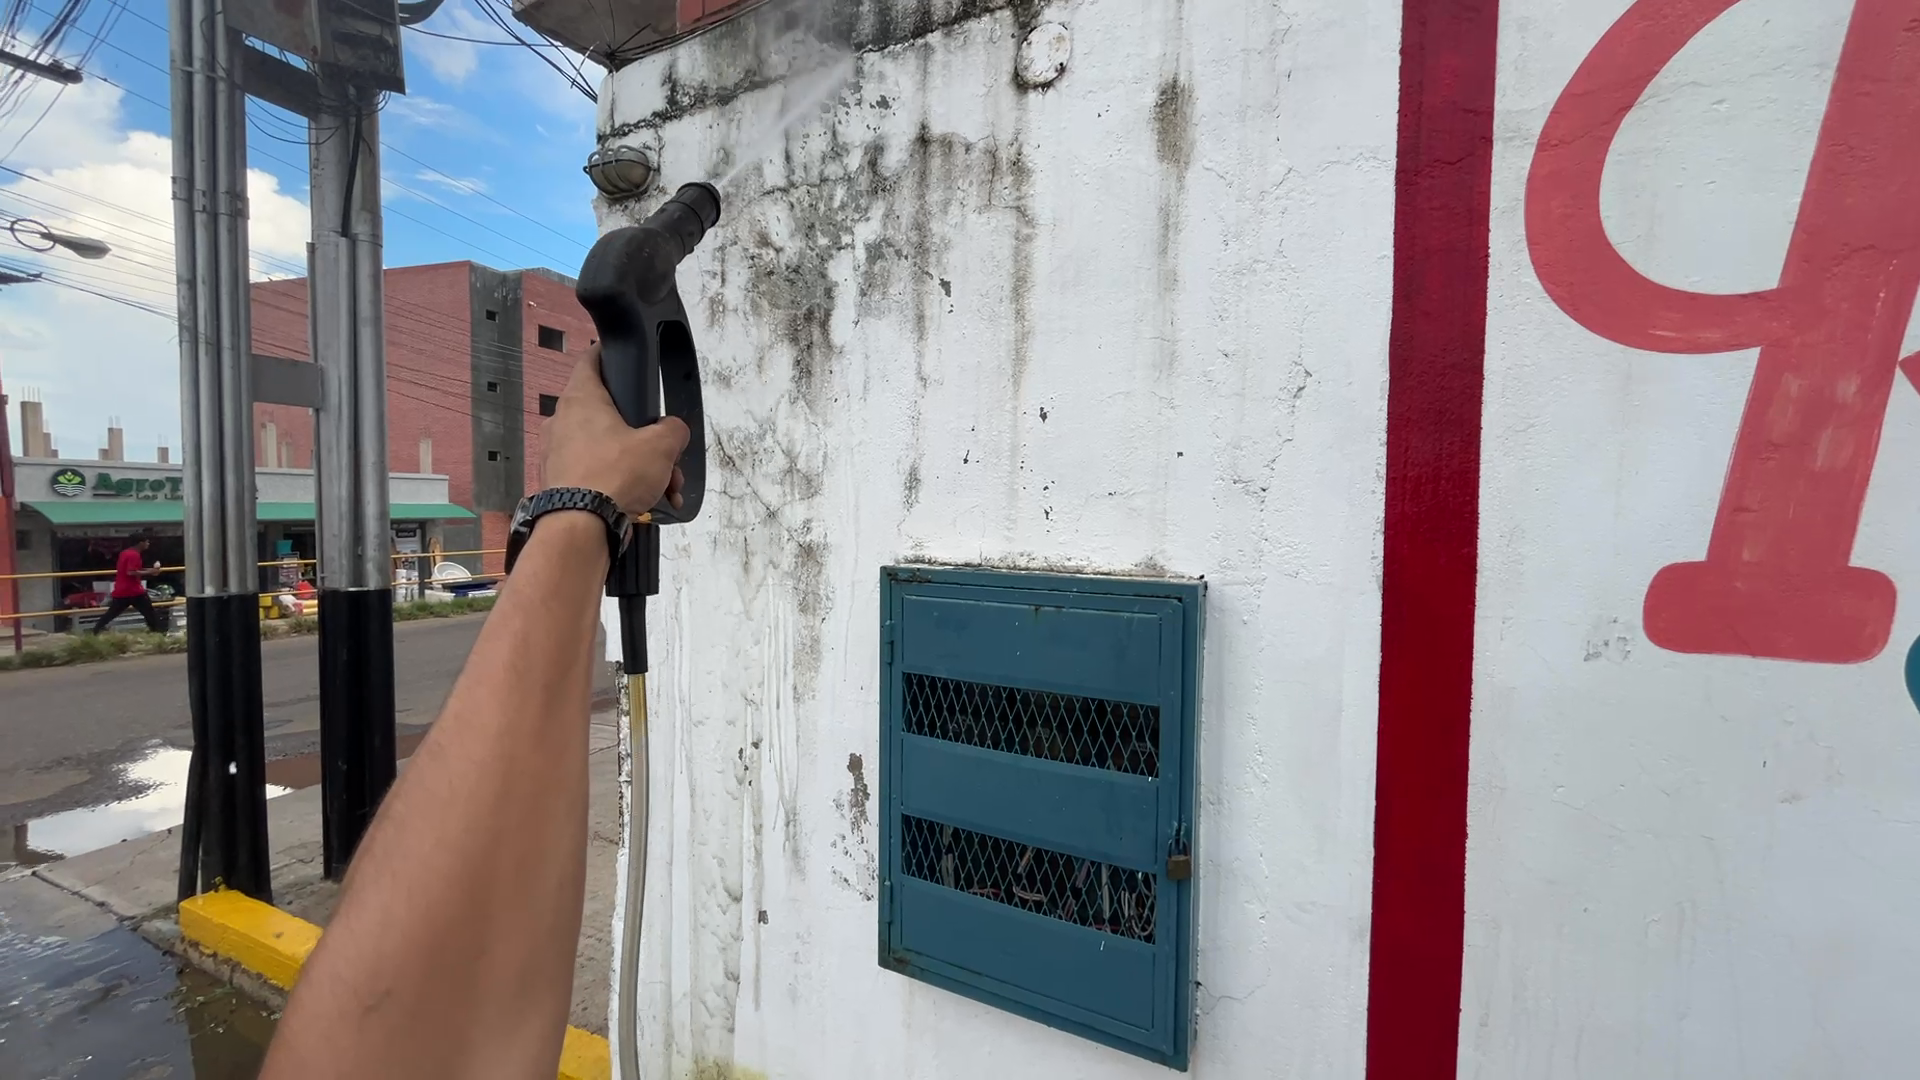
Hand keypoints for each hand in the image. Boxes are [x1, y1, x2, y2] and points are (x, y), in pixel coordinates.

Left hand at [542, 347, 688, 513]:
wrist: (581, 525)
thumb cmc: (616, 474)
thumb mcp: (663, 445)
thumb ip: (674, 429)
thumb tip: (672, 430)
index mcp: (582, 399)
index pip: (591, 360)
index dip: (609, 355)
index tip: (623, 359)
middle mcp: (563, 421)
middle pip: (611, 415)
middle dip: (645, 436)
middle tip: (667, 455)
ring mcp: (558, 452)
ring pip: (608, 448)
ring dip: (640, 465)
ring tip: (664, 489)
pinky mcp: (560, 480)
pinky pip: (599, 473)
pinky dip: (622, 483)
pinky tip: (646, 503)